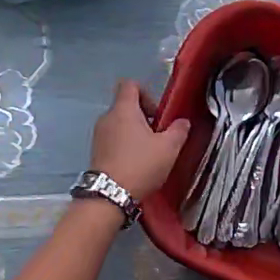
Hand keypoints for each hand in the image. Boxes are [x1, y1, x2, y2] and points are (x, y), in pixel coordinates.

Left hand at [89, 80, 189, 200]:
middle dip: (144, 117)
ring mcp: (99, 135)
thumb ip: (178, 130)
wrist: (110, 194)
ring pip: (120, 124)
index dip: (146, 93)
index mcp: (123, 109)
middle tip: (159, 136)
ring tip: (149, 153)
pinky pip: (113, 140)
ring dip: (135, 133)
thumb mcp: (169, 148)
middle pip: (126, 106)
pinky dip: (125, 146)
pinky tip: (137, 164)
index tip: (158, 113)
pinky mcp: (96, 151)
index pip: (130, 84)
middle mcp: (107, 117)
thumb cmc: (140, 165)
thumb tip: (182, 122)